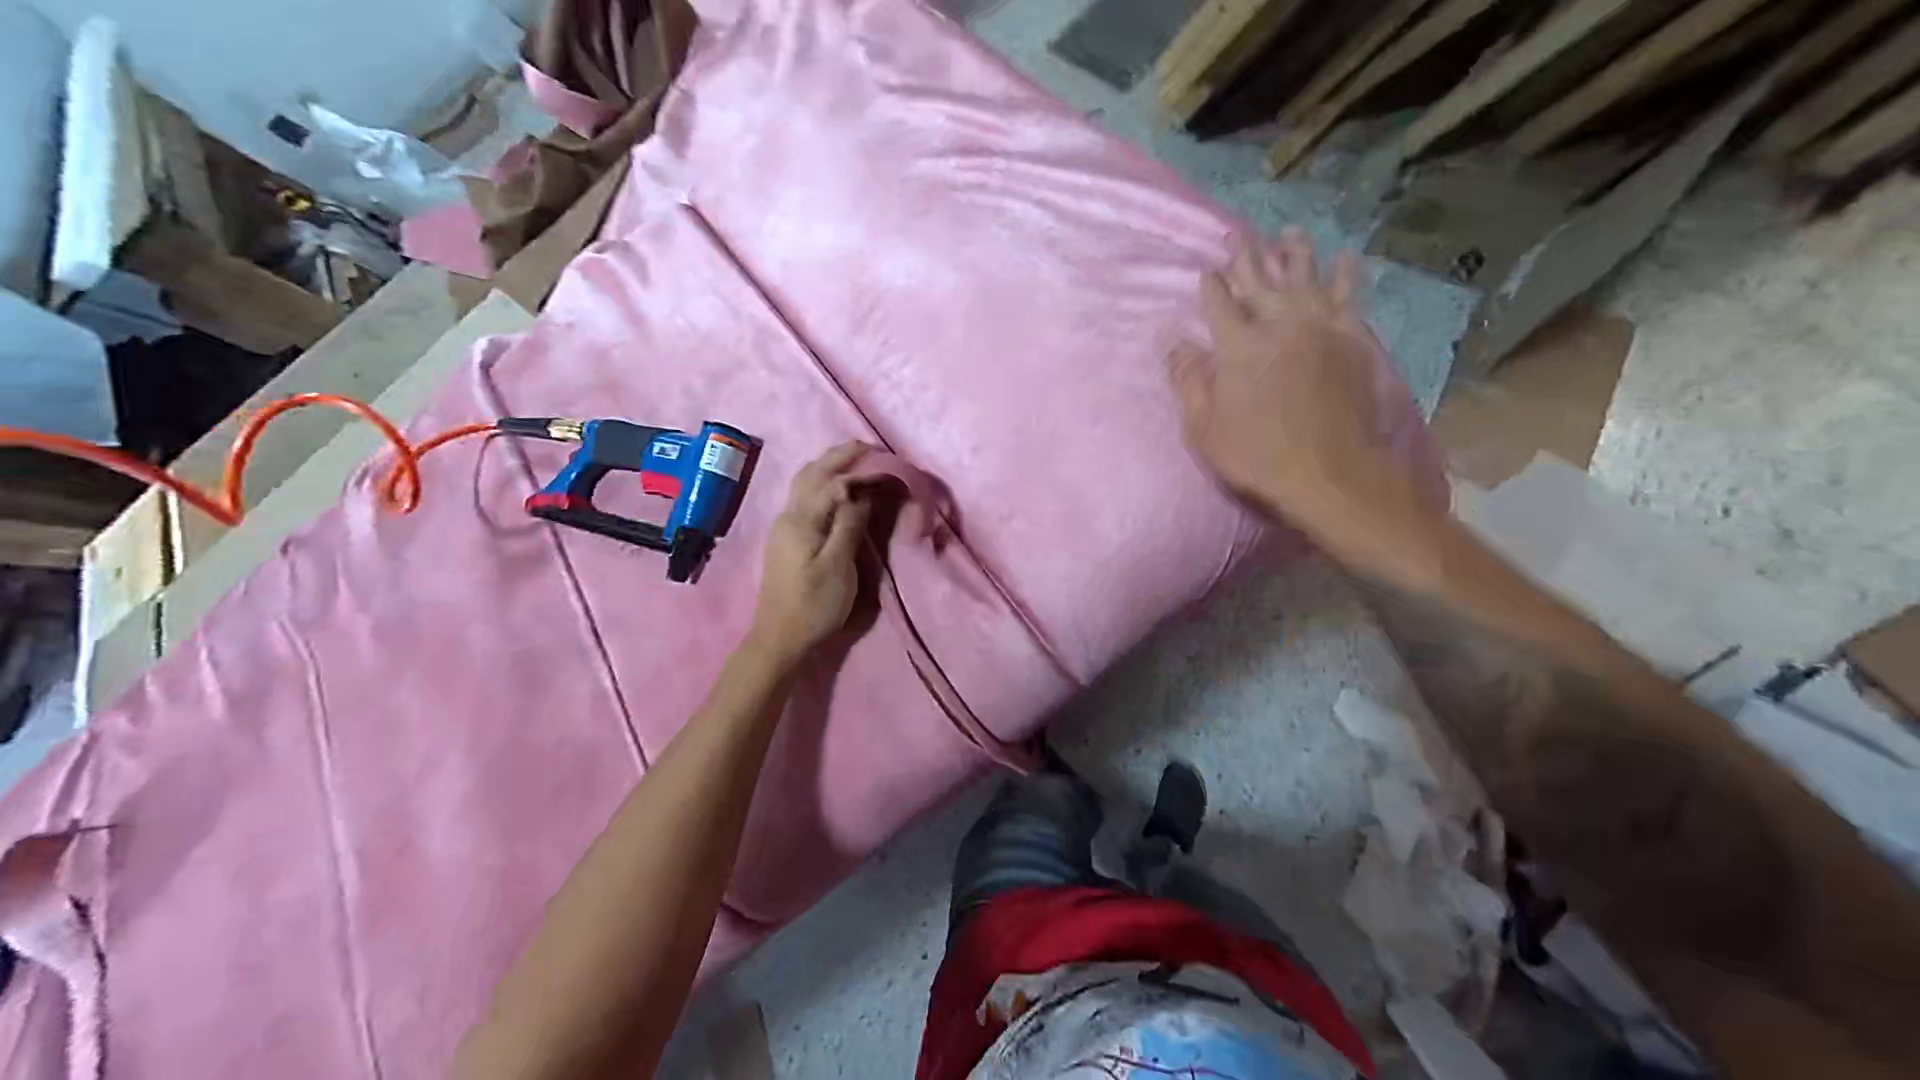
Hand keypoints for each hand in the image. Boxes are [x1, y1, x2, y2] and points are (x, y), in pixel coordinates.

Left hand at [748, 442, 872, 662]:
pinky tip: (839, 490)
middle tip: (870, 449)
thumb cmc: (814, 605)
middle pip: (812, 473)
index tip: (883, 455)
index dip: (856, 463)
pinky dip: (824, 483)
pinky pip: (806, 497)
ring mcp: (784, 526)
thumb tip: (860, 490)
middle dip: (840, 456)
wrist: (779, 638)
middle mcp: (788, 515)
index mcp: (801, 520)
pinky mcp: (787, 538)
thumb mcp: (838, 565)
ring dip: (830, 467)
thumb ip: (849, 524)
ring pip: (806, 483)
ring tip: (857, 462)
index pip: (830, 478)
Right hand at [1168, 230, 1416, 530]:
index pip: (1219, 303)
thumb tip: (1171, 339)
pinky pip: (1350, 297)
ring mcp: (1322, 328)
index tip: (1205, 271)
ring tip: (1289, 232)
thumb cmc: (1257, 455)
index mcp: (1239, 346)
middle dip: (1246, 256)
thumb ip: (1189, 378)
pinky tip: (1344, 258)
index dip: (1211, 286)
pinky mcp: (1354, 340)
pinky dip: (1345, 275)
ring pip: (1307, 278)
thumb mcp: (1204, 427)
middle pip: (1261, 280)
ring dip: (1295, 253)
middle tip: (1237, 234)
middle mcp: (1280, 324)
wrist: (1330, 473)